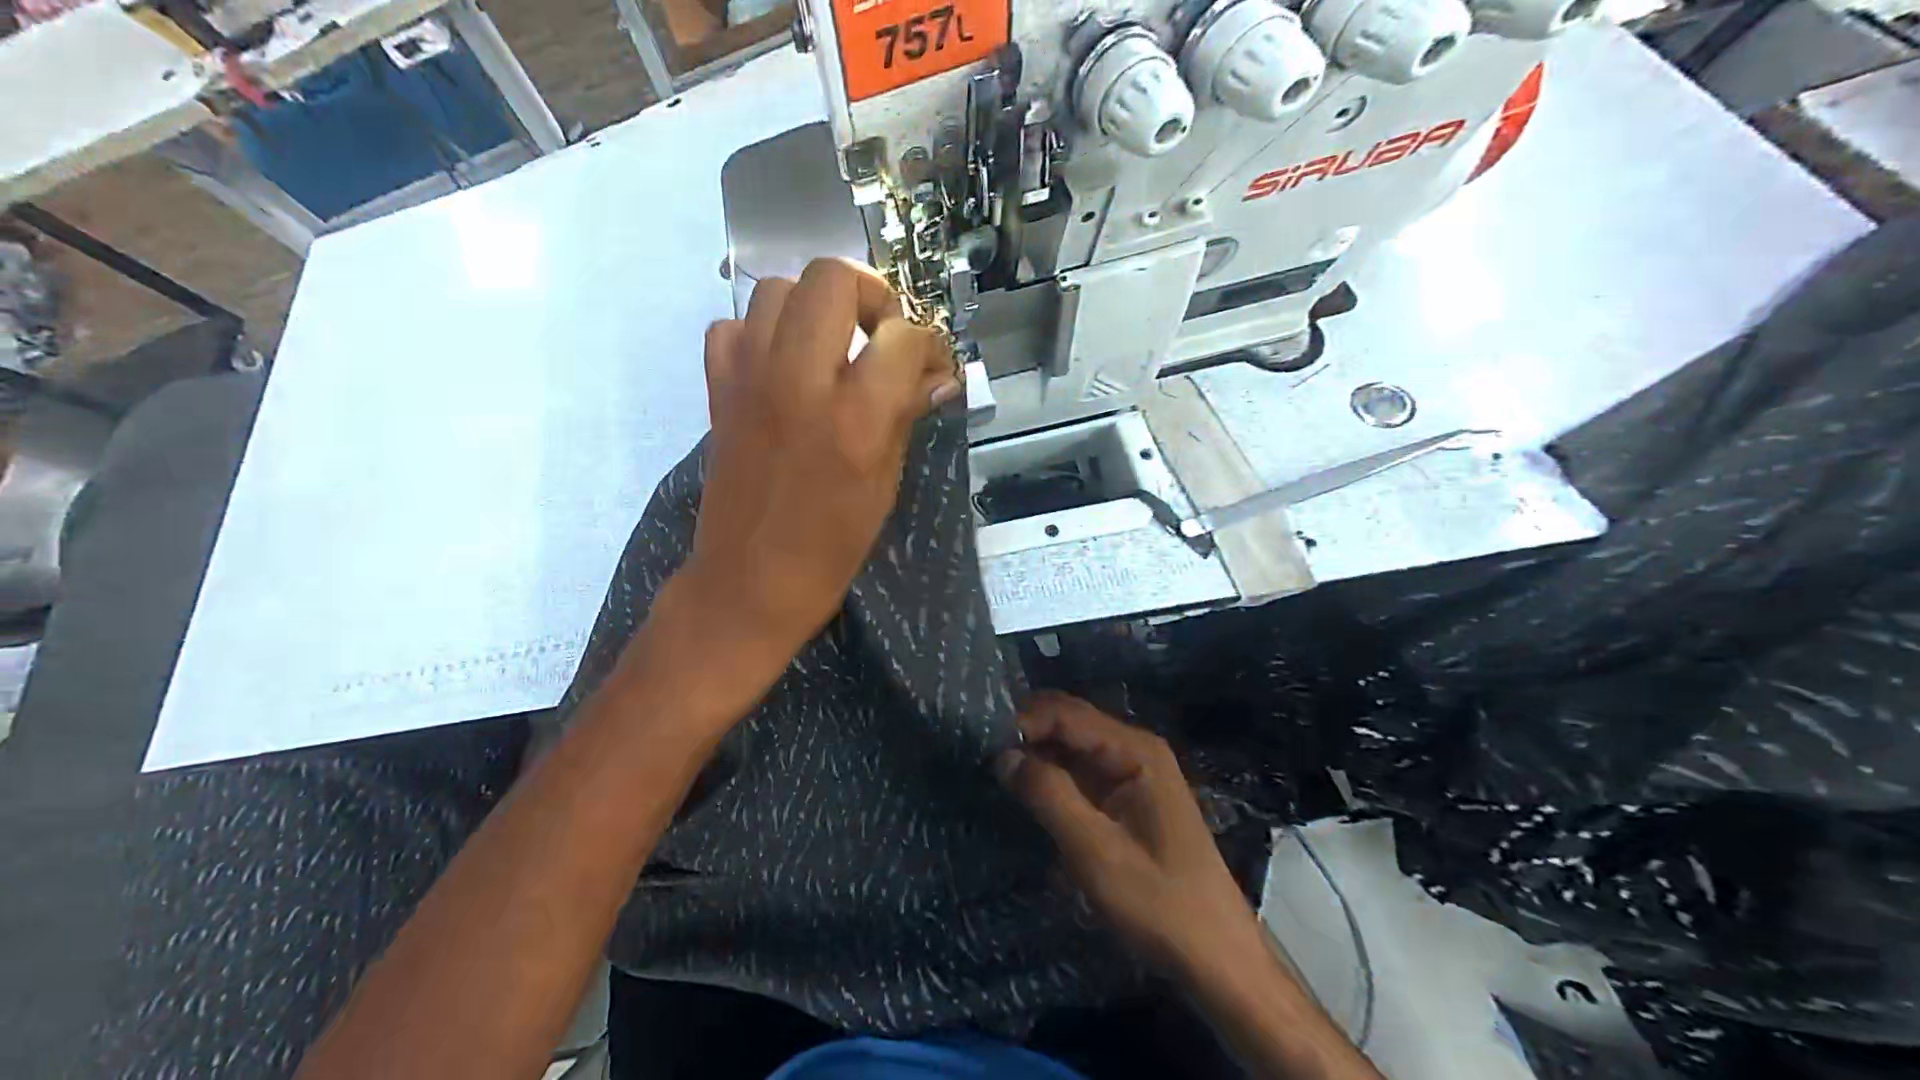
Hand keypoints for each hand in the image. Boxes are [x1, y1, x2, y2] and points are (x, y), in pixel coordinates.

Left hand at [681, 258, 958, 658]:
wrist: (750, 580)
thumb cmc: (831, 546)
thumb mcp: (886, 483)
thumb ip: (907, 414)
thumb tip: (933, 375)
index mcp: (855, 417)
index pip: (901, 337)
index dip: (925, 343)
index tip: (928, 363)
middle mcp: (798, 381)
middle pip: (831, 278)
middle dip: (868, 294)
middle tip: (878, 334)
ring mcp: (750, 379)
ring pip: (776, 289)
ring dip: (812, 306)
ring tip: (830, 346)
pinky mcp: (718, 389)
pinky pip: (732, 327)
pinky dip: (759, 334)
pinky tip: (780, 367)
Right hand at [997, 691, 1264, 977]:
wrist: (1216, 958)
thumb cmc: (1159, 903)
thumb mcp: (1096, 852)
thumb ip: (1049, 796)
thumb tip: (1003, 755)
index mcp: (1135, 751)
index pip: (1067, 714)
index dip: (1023, 720)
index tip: (979, 741)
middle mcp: (1134, 750)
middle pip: (1070, 722)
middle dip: (1027, 732)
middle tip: (979, 751)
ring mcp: (1132, 774)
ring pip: (1072, 747)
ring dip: (1036, 754)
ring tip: (992, 768)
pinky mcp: (1127, 799)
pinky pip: (1080, 773)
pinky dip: (1051, 776)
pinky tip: (1024, 790)